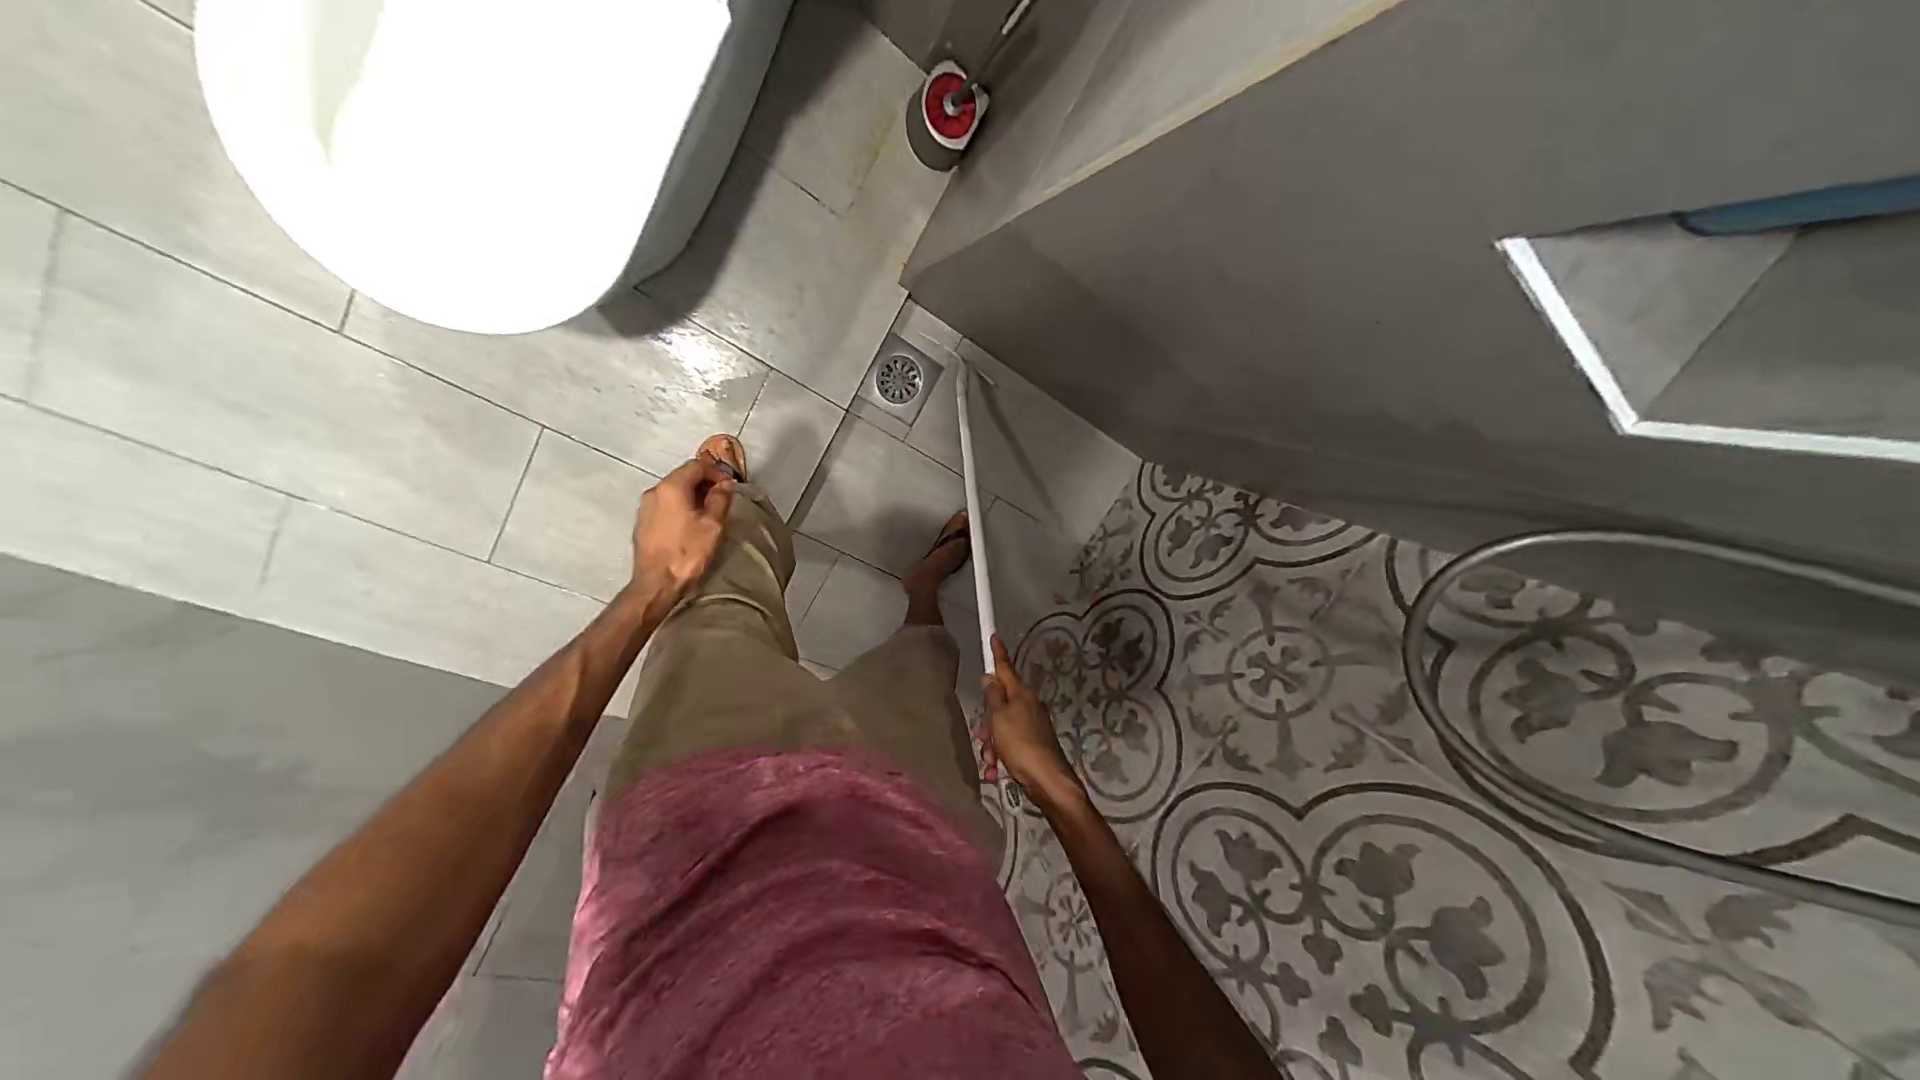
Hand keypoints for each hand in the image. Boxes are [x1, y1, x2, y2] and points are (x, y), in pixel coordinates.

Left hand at [631, 459, 734, 603]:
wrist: (657, 582)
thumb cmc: (688, 553)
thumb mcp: (713, 525)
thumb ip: (720, 499)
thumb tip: (725, 484)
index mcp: (672, 487)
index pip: (696, 465)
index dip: (716, 471)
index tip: (729, 486)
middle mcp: (654, 491)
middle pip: (682, 475)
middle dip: (703, 482)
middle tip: (721, 497)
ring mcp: (645, 506)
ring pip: (672, 489)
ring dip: (691, 494)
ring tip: (707, 511)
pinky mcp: (642, 520)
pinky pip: (664, 503)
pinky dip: (679, 504)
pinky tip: (689, 522)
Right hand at [979, 635, 1082, 802]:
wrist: (1047, 781)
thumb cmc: (1021, 745)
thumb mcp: (1000, 718)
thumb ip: (993, 696)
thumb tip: (990, 676)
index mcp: (1021, 694)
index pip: (1005, 668)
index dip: (998, 653)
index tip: (994, 636)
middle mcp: (1027, 706)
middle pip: (998, 705)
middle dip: (986, 722)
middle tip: (984, 736)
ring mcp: (1030, 726)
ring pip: (1000, 728)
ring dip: (991, 744)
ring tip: (991, 760)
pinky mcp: (1031, 746)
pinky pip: (1008, 746)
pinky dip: (1000, 757)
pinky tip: (995, 771)